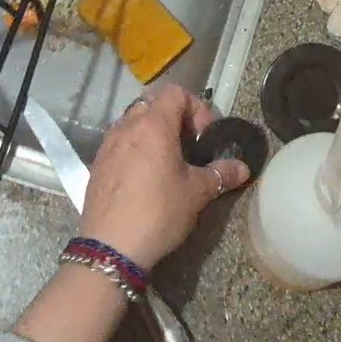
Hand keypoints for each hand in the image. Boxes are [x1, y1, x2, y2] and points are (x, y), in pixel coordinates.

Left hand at [78, 83, 252, 268]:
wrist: (110, 248)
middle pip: (152, 103)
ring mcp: (108, 144)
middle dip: (173, 117)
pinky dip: (134, 147)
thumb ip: (220, 174)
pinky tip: (143, 176)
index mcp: (153, 125)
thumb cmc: (158, 212)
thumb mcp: (196, 193)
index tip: (204, 135)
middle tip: (187, 145)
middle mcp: (127, 127)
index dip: (195, 107)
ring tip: (165, 160)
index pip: (175, 93)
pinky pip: (119, 142)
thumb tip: (244, 168)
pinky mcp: (97, 164)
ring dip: (151, 131)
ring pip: (132, 121)